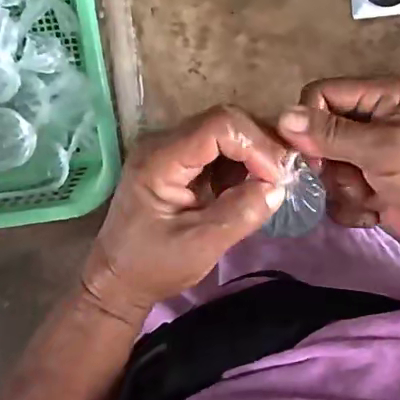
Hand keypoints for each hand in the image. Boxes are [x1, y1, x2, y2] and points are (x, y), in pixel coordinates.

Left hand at [82, 106, 290, 319]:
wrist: (117, 277)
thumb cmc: (153, 266)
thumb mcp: (200, 247)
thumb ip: (239, 214)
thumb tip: (278, 187)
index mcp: (160, 160)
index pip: (217, 126)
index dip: (254, 144)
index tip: (276, 178)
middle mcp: (163, 143)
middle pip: (223, 121)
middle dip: (259, 145)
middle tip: (282, 178)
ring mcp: (170, 149)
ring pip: (224, 131)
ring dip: (253, 153)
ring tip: (272, 182)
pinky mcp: (180, 161)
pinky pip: (218, 148)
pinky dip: (242, 163)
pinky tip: (252, 186)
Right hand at [277, 76, 399, 246]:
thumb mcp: (384, 149)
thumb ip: (332, 134)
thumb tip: (282, 116)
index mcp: (381, 95)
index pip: (321, 95)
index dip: (310, 123)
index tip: (316, 154)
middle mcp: (369, 120)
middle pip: (316, 135)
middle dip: (330, 164)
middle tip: (352, 180)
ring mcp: (366, 155)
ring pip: (323, 168)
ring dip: (344, 188)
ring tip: (373, 196)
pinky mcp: (366, 185)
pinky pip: (335, 193)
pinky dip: (352, 206)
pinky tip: (377, 209)